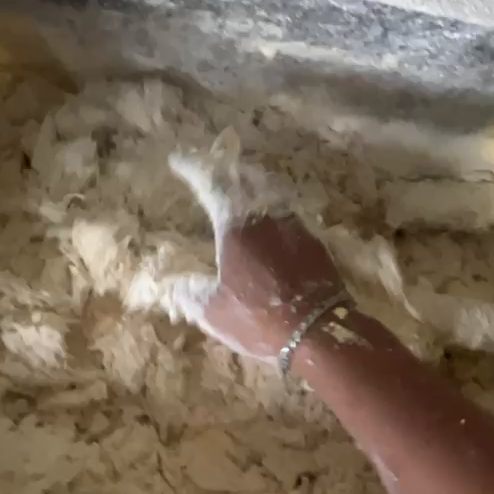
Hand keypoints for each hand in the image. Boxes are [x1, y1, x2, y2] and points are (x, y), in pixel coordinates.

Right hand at [169, 137, 347, 361]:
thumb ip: (191, 294)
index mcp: (236, 227)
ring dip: (250, 181)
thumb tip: (173, 285)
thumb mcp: (214, 312)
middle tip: (211, 164)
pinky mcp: (312, 241)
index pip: (211, 185)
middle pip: (244, 178)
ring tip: (239, 181)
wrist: (319, 332)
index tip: (178, 161)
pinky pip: (285, 211)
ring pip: (269, 190)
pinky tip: (268, 215)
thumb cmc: (259, 320)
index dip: (193, 169)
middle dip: (224, 168)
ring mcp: (293, 226)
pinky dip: (270, 204)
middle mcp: (266, 217)